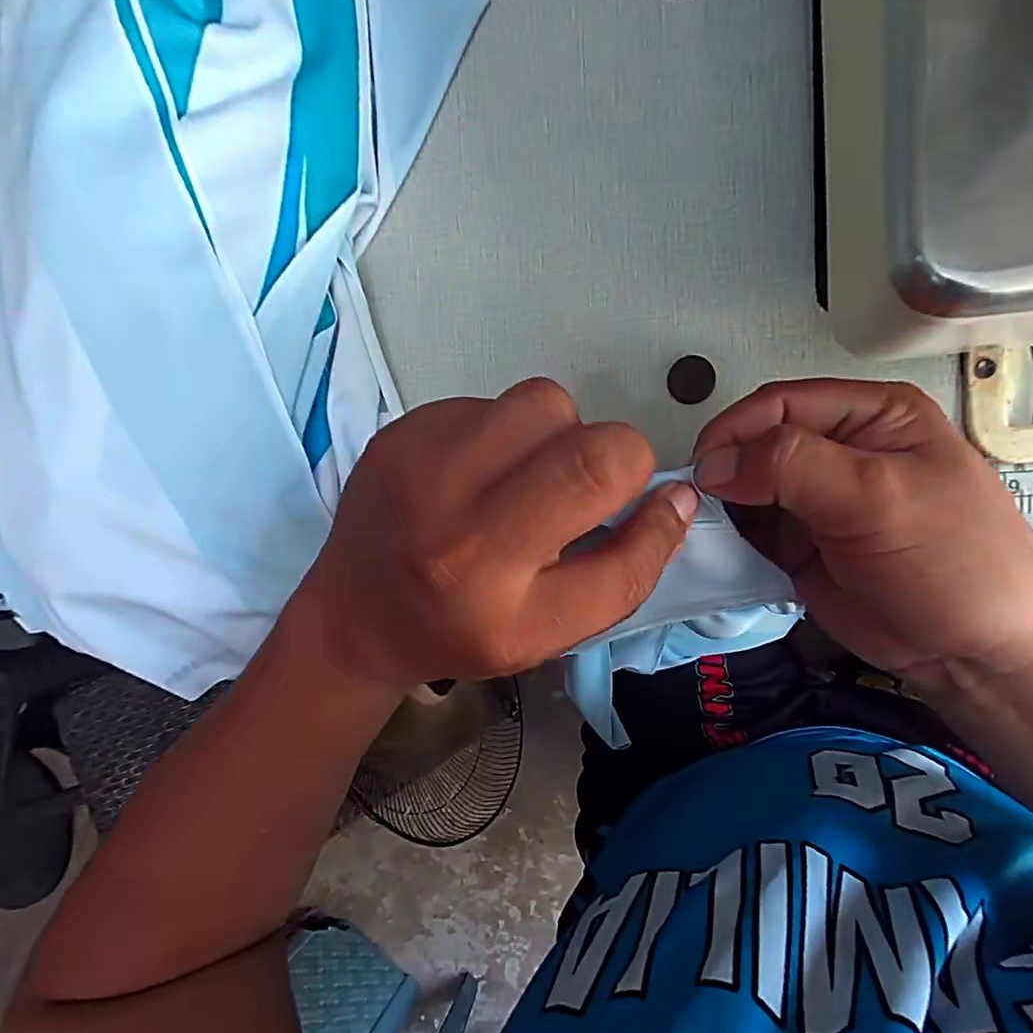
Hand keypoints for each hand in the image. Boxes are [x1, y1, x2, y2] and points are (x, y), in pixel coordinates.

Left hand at [295, 378, 696, 689]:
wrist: (356, 615)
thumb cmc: (463, 631)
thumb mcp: (551, 632)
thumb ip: (625, 572)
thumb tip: (676, 499)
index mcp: (495, 593)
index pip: (615, 542)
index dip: (656, 513)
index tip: (657, 504)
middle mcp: (452, 527)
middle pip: (588, 447)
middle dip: (618, 458)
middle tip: (592, 489)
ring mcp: (419, 464)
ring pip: (545, 402)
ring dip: (563, 434)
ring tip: (534, 476)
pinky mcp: (403, 428)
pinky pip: (497, 400)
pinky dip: (513, 430)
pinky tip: (487, 470)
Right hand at [694, 379, 1032, 687]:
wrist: (977, 653)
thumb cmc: (956, 563)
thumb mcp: (877, 497)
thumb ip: (794, 466)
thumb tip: (718, 460)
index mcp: (871, 417)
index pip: (782, 405)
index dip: (737, 432)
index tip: (706, 470)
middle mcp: (840, 453)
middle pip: (758, 445)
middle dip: (726, 470)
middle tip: (700, 504)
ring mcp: (818, 503)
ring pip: (748, 490)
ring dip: (724, 508)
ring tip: (706, 531)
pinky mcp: (803, 547)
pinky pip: (753, 533)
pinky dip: (732, 541)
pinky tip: (722, 553)